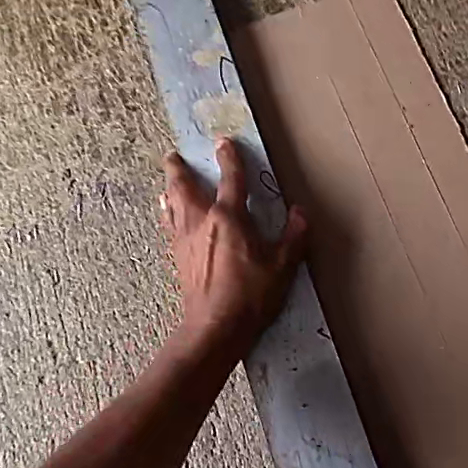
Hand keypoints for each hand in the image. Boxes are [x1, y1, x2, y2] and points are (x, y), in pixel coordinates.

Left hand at [160, 138, 308, 356]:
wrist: (215, 325)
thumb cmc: (250, 295)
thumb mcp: (282, 266)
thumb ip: (293, 236)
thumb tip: (300, 212)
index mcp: (228, 218)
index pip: (231, 179)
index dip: (229, 158)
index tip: (223, 143)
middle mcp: (201, 222)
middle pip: (184, 187)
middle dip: (179, 169)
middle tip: (173, 156)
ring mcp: (185, 239)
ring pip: (173, 205)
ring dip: (170, 189)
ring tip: (167, 181)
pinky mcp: (178, 256)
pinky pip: (169, 226)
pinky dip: (168, 213)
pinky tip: (167, 215)